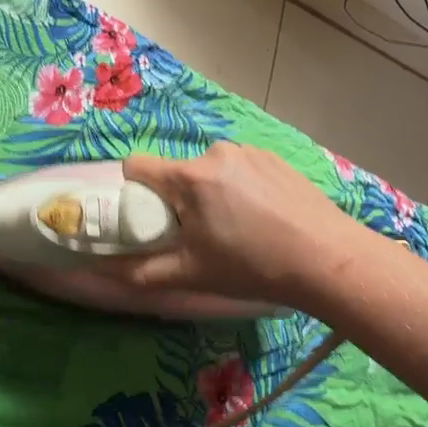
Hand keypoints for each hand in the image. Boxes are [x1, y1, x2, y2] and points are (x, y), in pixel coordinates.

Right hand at [109, 141, 363, 308]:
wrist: (329, 260)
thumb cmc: (254, 267)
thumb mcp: (191, 274)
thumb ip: (138, 270)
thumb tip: (98, 267)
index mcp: (189, 177)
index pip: (136, 165)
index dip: (135, 193)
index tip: (153, 221)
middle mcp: (214, 153)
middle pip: (175, 171)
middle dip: (178, 199)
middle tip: (202, 236)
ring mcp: (248, 151)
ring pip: (209, 169)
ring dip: (211, 193)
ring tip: (239, 229)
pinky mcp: (274, 157)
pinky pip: (238, 168)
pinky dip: (240, 188)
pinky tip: (264, 217)